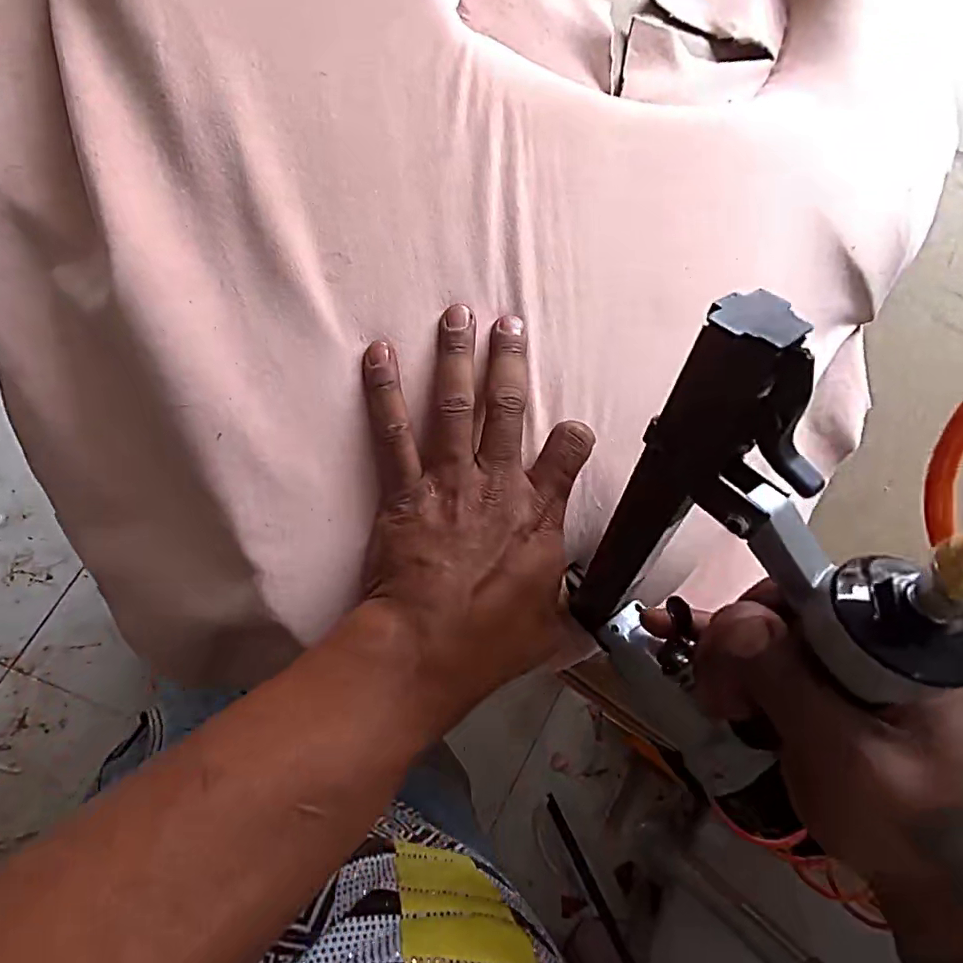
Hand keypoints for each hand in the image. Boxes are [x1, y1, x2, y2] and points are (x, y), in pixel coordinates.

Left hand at [358, 304, 594, 719]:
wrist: (426, 646)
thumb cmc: (486, 643)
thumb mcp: (549, 629)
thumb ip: (567, 613)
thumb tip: (583, 624)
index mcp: (538, 516)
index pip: (567, 456)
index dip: (571, 438)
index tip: (570, 429)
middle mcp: (497, 486)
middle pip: (509, 410)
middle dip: (509, 362)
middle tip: (508, 324)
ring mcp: (450, 482)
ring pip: (457, 406)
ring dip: (457, 356)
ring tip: (456, 316)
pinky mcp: (406, 491)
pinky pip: (394, 432)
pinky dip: (385, 390)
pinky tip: (379, 354)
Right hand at [654, 582, 962, 896]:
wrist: (923, 878)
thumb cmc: (899, 822)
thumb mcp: (843, 755)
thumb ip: (790, 685)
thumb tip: (735, 618)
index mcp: (911, 646)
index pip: (825, 590)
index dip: (765, 609)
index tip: (727, 653)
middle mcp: (882, 641)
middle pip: (787, 606)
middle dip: (738, 643)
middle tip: (720, 696)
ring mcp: (853, 664)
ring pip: (768, 630)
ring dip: (729, 662)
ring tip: (720, 706)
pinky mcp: (829, 684)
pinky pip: (771, 657)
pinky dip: (732, 665)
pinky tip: (699, 670)